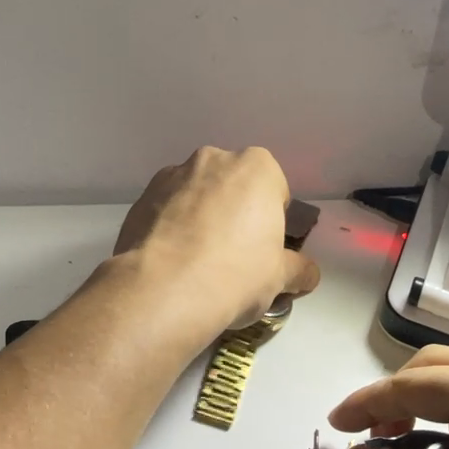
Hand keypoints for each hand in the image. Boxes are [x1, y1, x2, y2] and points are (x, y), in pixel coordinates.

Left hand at [110, 147, 320, 347]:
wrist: (164, 289)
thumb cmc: (236, 274)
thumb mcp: (280, 277)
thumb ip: (298, 269)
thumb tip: (306, 274)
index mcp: (256, 168)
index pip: (273, 190)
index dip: (271, 221)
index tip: (263, 249)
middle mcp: (213, 159)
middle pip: (232, 186)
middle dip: (234, 212)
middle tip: (232, 255)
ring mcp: (173, 174)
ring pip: (196, 194)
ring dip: (200, 217)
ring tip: (196, 261)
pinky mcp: (142, 196)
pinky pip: (166, 209)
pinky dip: (171, 226)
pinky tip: (172, 261)